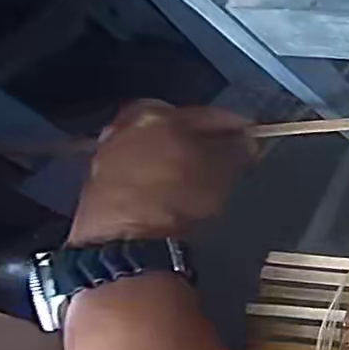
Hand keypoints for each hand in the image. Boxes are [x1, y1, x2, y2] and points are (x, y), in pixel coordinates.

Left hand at [69, 100, 256, 244]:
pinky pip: (136, 161)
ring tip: (196, 167)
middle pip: (171, 122)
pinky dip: (155, 166)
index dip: (234, 124)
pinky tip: (171, 183)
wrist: (129, 236)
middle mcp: (127, 125)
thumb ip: (237, 150)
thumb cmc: (184, 195)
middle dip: (196, 133)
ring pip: (150, 141)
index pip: (206, 113)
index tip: (252, 134)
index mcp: (159, 116)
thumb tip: (246, 142)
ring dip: (173, 149)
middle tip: (220, 147)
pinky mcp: (96, 177)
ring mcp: (106, 150)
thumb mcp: (225, 172)